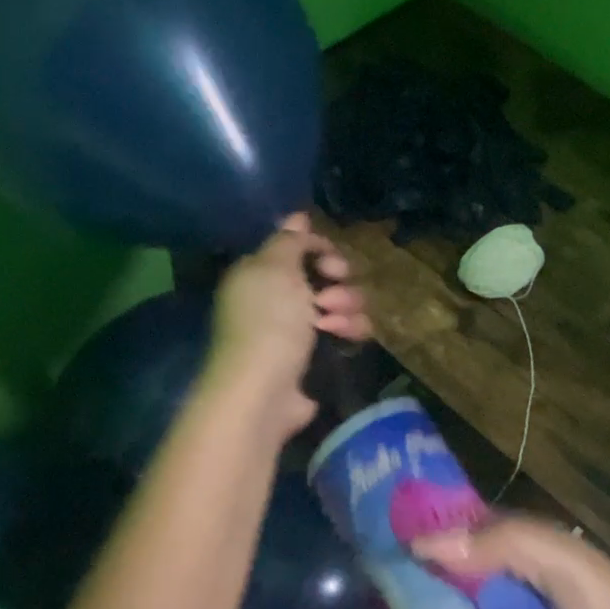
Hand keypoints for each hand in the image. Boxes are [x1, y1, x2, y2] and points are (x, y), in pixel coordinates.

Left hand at [206, 213, 371, 436]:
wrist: (263, 391)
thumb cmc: (267, 322)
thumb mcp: (275, 267)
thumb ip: (290, 241)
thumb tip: (298, 217)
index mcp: (260, 274)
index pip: (299, 248)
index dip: (320, 250)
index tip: (330, 261)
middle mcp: (277, 298)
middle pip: (325, 274)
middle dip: (338, 280)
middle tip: (330, 294)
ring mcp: (297, 329)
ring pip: (341, 301)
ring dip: (346, 306)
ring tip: (332, 323)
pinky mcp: (316, 355)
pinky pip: (345, 330)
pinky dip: (348, 329)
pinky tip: (342, 336)